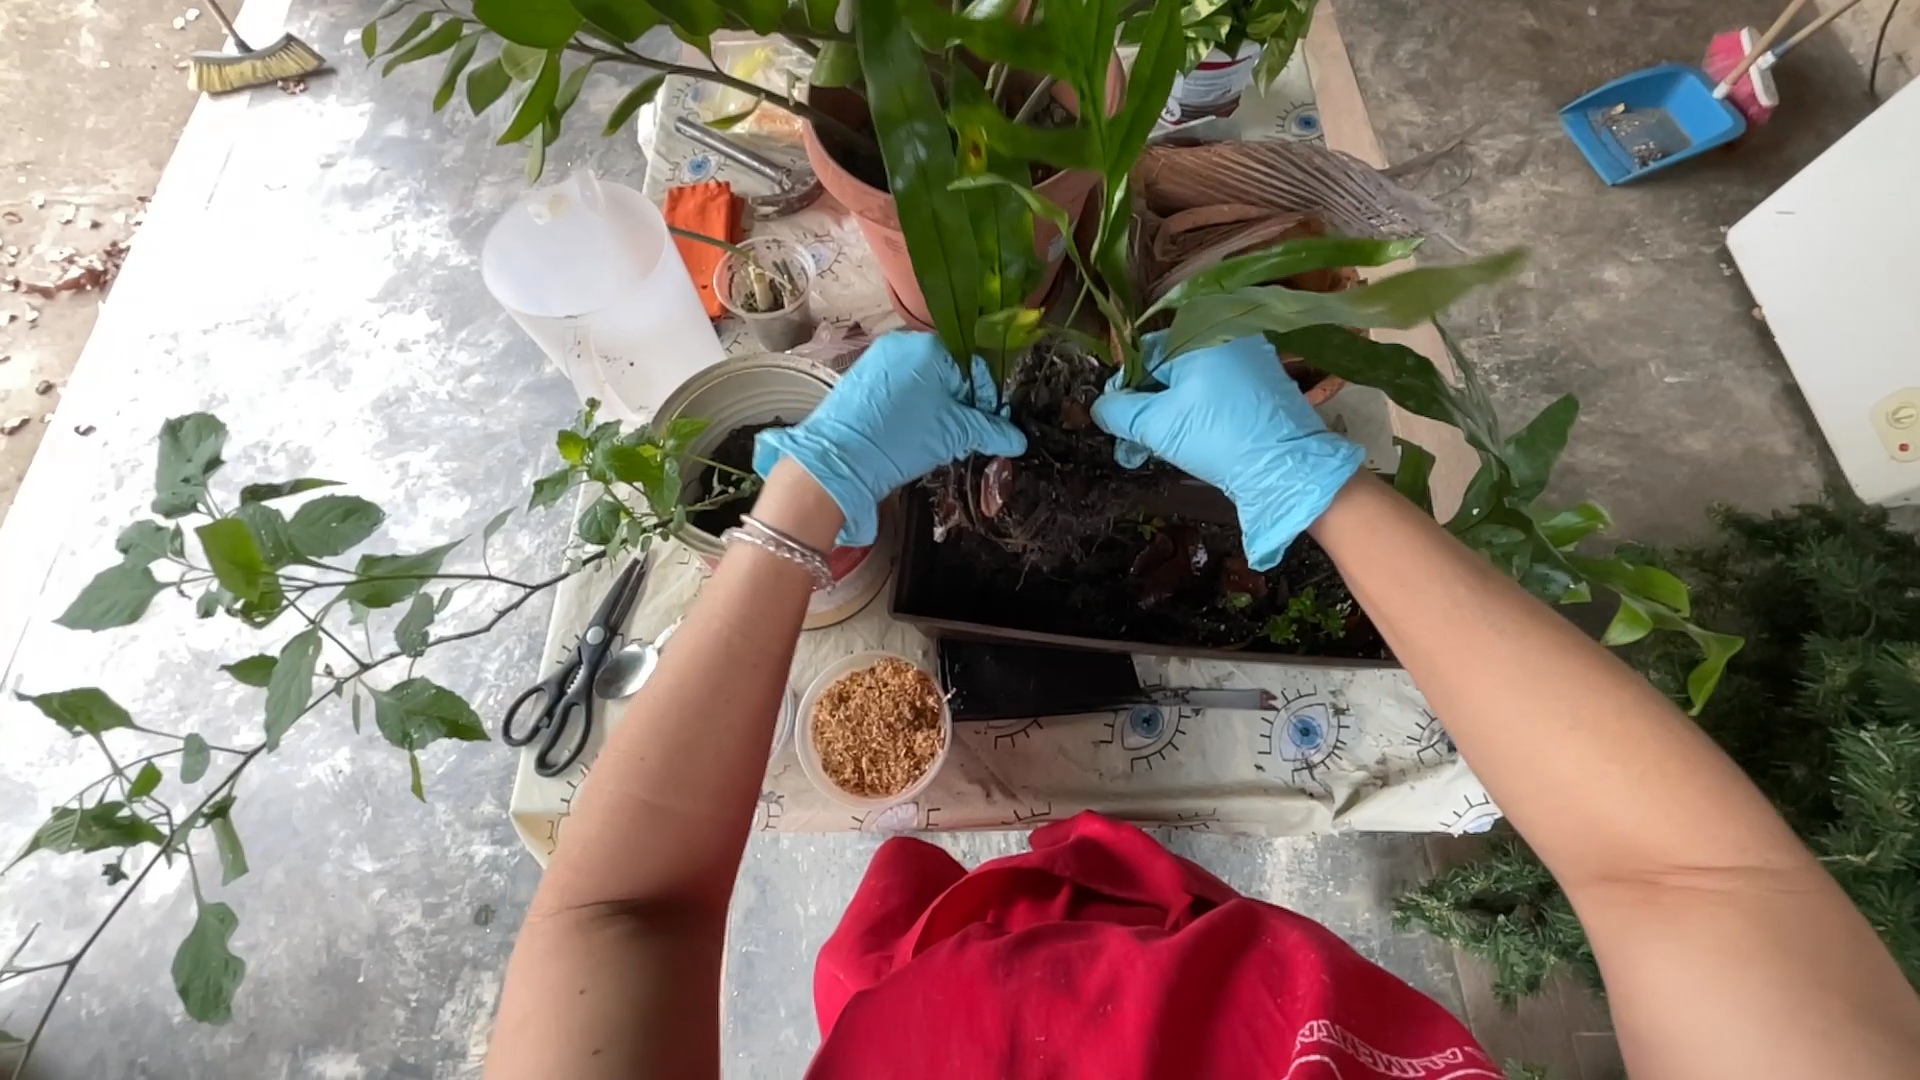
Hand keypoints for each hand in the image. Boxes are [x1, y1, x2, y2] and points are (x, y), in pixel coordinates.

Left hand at [753, 332, 1026, 545]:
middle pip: (949, 373)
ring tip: (940, 441)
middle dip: (962, 405)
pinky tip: (913, 436)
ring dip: (939, 410)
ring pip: (924, 383)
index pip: (974, 366)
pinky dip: (914, 410)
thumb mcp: (953, 433)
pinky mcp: (862, 381)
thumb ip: (990, 430)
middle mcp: (903, 344)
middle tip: (967, 437)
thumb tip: (1019, 439)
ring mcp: (879, 361)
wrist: (837, 460)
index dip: (987, 399)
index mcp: (930, 346)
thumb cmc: (900, 437)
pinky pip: (901, 390)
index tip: (992, 426)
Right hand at [1092, 333, 1362, 569]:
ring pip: (1189, 387)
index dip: (1122, 388)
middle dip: (1142, 409)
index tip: (1114, 420)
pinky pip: (1214, 395)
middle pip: (1166, 371)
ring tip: (1150, 451)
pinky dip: (1193, 416)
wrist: (1286, 469)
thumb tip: (1099, 407)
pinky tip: (1184, 445)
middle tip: (1129, 445)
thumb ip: (1117, 411)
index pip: (1143, 353)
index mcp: (1201, 335)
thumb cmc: (1217, 437)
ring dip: (1165, 417)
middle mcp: (1227, 339)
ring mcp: (1249, 363)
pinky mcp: (1261, 388)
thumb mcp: (1156, 424)